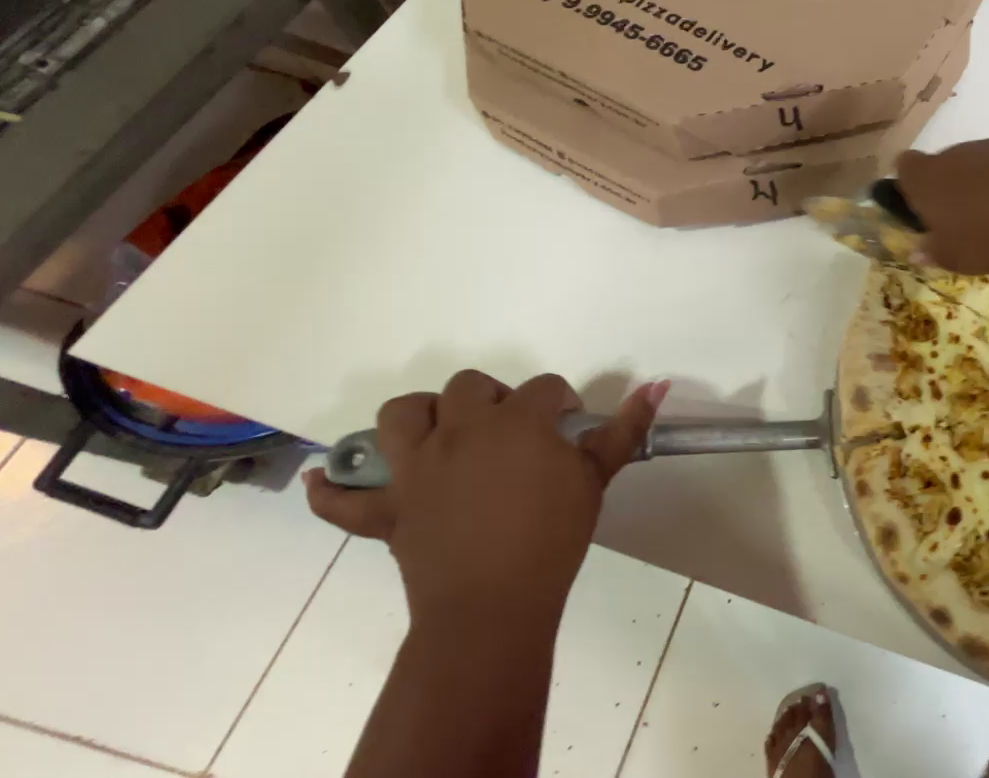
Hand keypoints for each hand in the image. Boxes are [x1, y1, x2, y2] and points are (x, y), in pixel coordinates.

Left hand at [305, 371, 669, 626]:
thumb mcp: (596, 480)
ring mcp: (415, 470)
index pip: (541, 389)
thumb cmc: (553, 537)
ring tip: (440, 433)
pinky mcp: (386, 511)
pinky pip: (342, 498)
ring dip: (417, 416)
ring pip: (399, 416)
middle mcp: (458, 432)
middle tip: (511, 430)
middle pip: (466, 387)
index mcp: (514, 422)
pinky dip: (333, 487)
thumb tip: (657, 385)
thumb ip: (624, 431)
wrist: (494, 604)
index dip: (558, 400)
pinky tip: (331, 477)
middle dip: (491, 398)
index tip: (567, 424)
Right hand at [895, 130, 988, 274]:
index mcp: (929, 178)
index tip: (922, 210)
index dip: (910, 186)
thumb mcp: (958, 257)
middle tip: (972, 232)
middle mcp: (959, 154)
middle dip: (959, 198)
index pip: (905, 168)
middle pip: (949, 170)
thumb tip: (918, 251)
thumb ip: (935, 252)